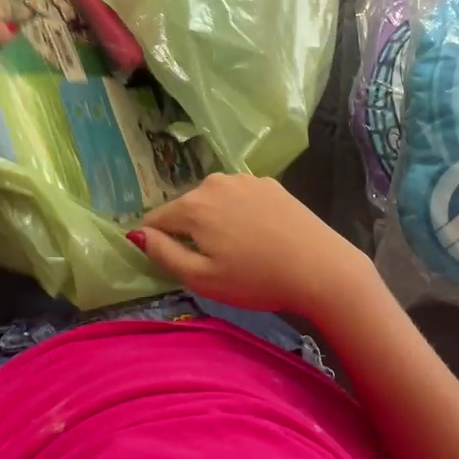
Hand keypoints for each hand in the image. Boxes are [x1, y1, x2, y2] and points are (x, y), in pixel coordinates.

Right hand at [131, 173, 374, 318]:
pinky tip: (258, 234)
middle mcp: (214, 182)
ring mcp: (244, 178)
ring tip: (236, 249)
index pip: (156, 218)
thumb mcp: (203, 278)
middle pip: (186, 207)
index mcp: (193, 205)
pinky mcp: (269, 183)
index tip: (167, 259)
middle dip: (188, 229)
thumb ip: (164, 254)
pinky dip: (240, 212)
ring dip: (215, 219)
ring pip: (214, 199)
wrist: (320, 268)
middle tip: (210, 261)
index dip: (155, 239)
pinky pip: (240, 196)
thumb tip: (138, 233)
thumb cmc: (256, 279)